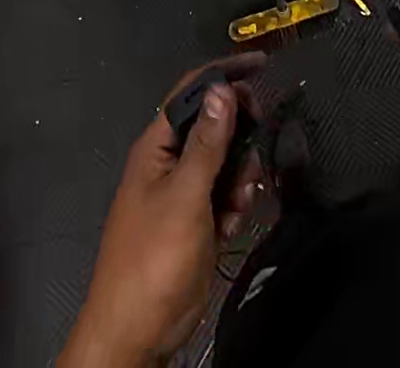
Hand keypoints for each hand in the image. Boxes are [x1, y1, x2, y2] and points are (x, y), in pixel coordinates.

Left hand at [58, 54, 266, 367]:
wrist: (138, 332)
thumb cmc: (154, 257)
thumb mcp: (185, 196)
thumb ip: (207, 143)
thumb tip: (221, 88)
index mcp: (157, 145)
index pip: (192, 93)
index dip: (224, 74)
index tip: (262, 66)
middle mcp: (171, 160)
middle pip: (215, 125)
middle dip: (240, 136)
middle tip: (256, 150)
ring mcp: (185, 190)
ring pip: (226, 160)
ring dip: (240, 176)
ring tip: (239, 202)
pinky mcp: (198, 217)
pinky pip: (226, 192)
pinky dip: (236, 202)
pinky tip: (233, 223)